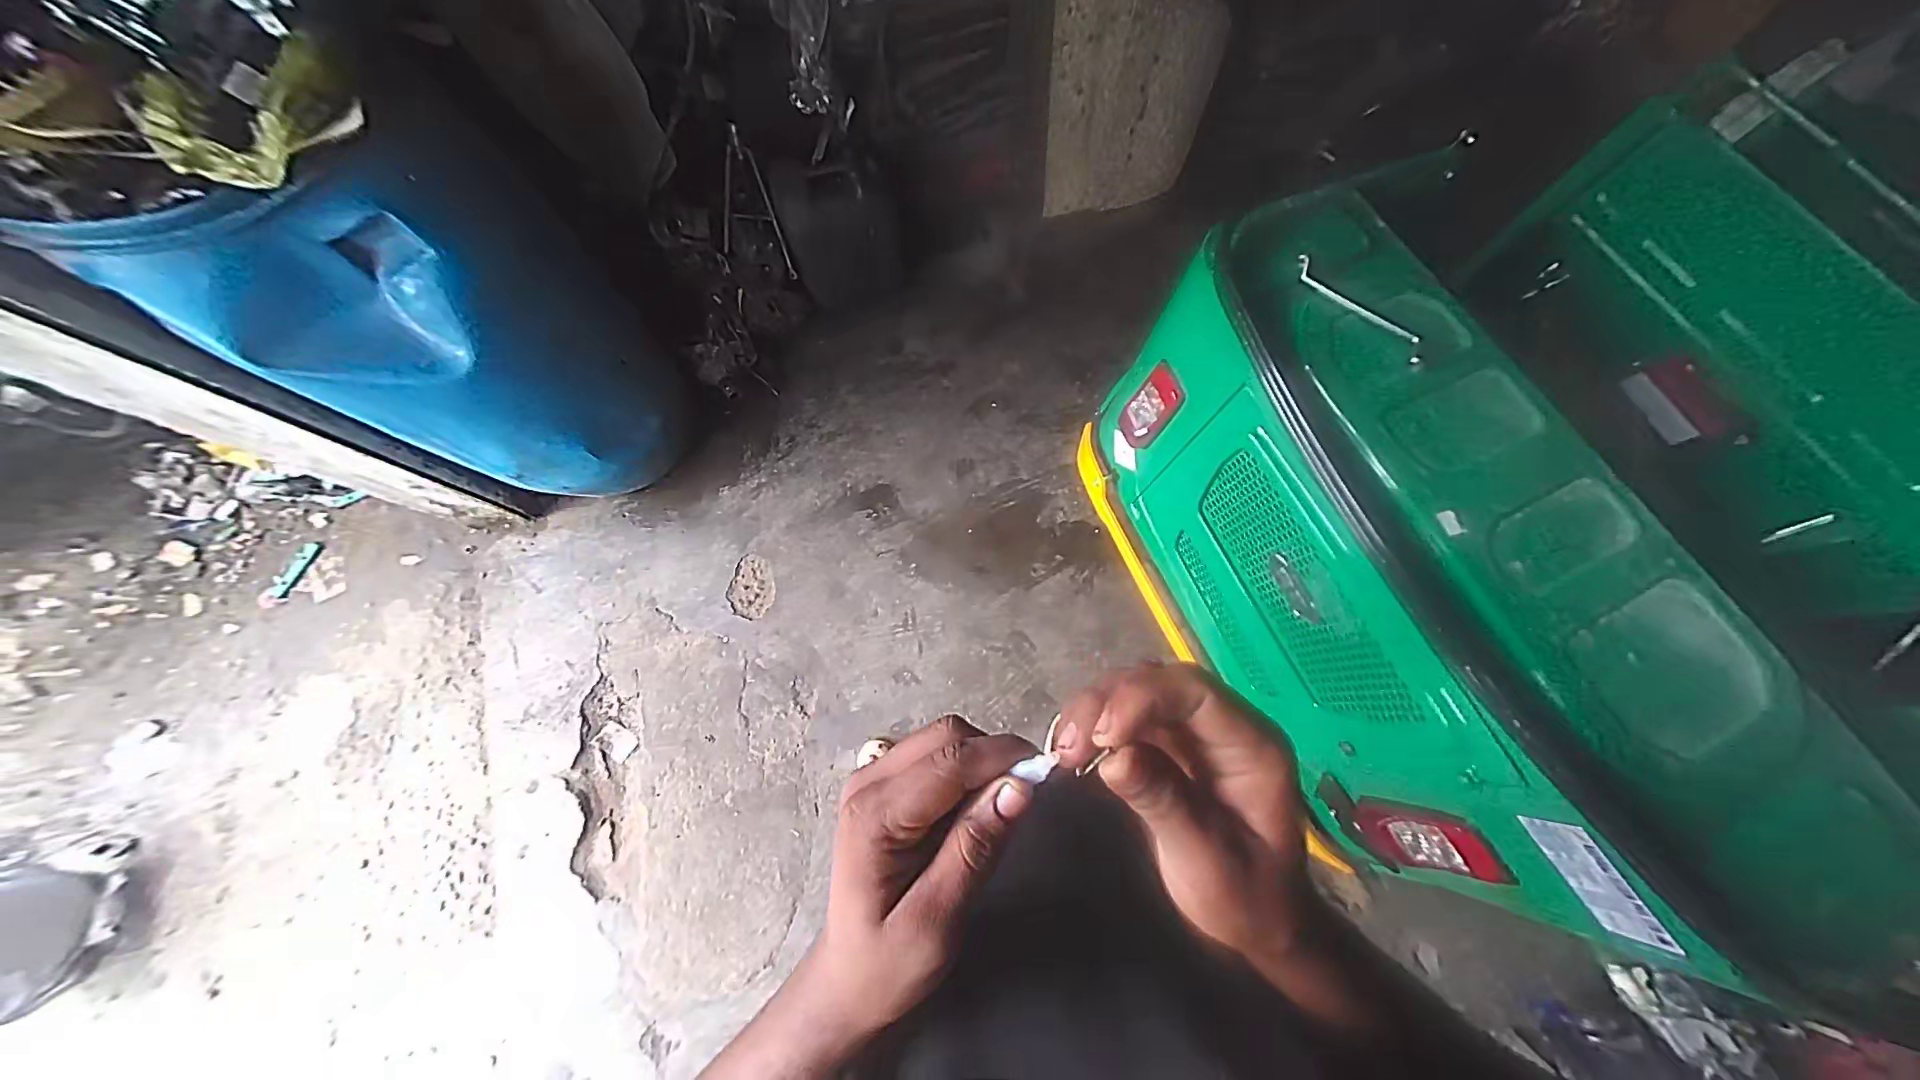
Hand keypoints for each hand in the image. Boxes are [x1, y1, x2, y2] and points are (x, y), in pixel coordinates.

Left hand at [702, 716, 1035, 1079]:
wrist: (849, 979)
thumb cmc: (888, 963)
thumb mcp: (937, 920)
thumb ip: (975, 849)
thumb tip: (1018, 789)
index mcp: (874, 815)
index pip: (950, 759)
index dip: (1002, 758)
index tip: (1044, 774)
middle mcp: (867, 783)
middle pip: (946, 736)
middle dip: (994, 754)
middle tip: (1026, 794)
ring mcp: (871, 778)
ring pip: (943, 737)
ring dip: (982, 758)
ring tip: (1002, 805)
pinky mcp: (884, 783)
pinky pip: (936, 753)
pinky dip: (967, 767)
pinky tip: (976, 805)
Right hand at [1051, 663, 1320, 964]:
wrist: (1259, 920)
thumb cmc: (1245, 899)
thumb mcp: (1206, 863)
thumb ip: (1163, 804)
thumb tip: (1114, 758)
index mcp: (1251, 746)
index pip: (1195, 693)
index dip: (1143, 698)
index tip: (1102, 737)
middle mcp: (1221, 725)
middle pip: (1158, 681)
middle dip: (1107, 702)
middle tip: (1068, 748)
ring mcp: (1191, 731)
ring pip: (1134, 690)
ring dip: (1092, 711)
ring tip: (1064, 751)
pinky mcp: (1164, 743)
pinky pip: (1123, 714)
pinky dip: (1092, 725)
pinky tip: (1072, 751)